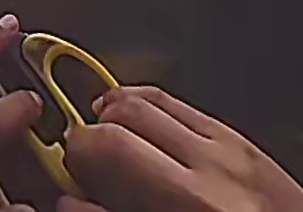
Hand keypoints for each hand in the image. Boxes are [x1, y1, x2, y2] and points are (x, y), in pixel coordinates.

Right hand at [60, 86, 302, 211]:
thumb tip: (75, 201)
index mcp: (194, 208)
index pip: (114, 157)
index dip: (75, 166)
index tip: (64, 180)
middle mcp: (210, 173)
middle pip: (123, 126)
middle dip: (87, 137)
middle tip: (76, 158)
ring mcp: (226, 148)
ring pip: (146, 102)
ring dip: (111, 111)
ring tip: (98, 129)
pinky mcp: (238, 137)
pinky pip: (177, 102)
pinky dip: (144, 102)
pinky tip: (134, 116)